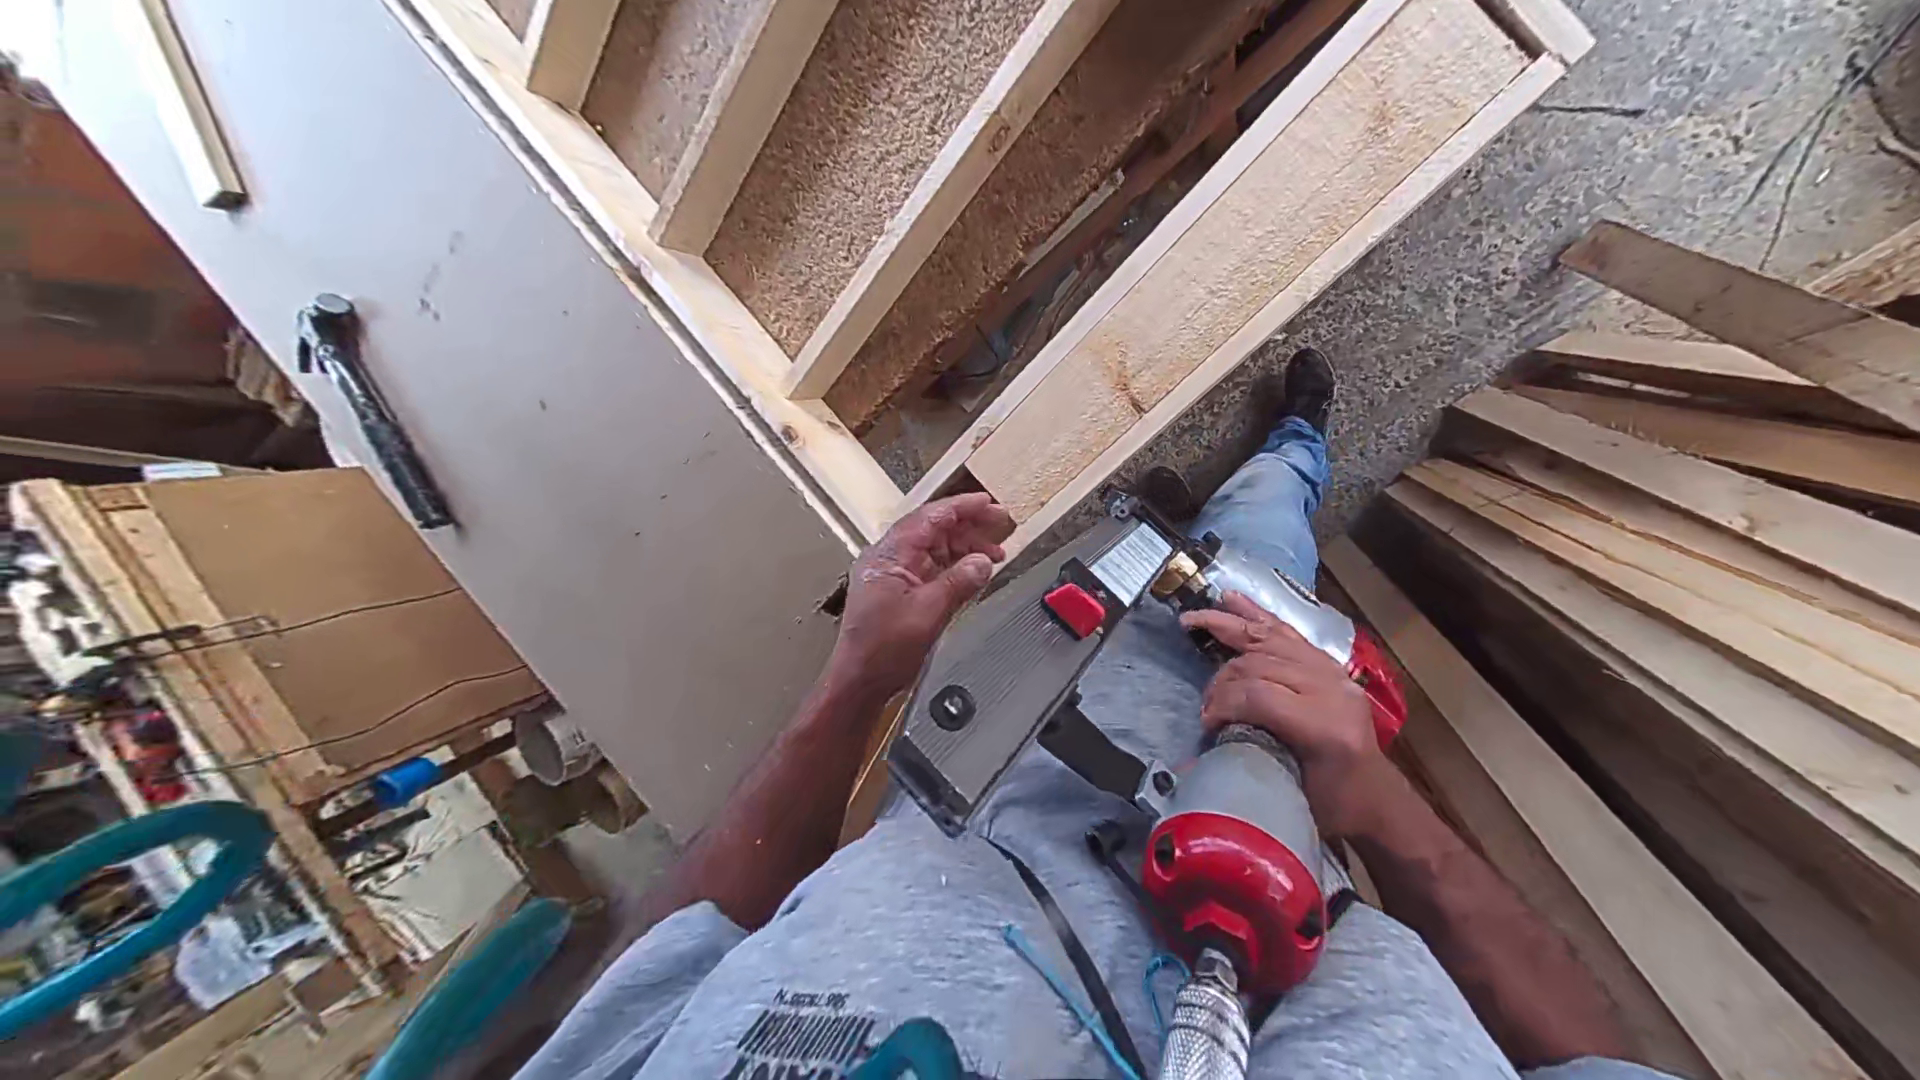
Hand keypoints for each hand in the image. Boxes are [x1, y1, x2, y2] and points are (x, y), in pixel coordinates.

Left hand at [826, 493, 1015, 702]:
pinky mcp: (900, 592)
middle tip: (1000, 524)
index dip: (962, 508)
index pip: (930, 517)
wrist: (860, 681)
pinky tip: (974, 572)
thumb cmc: (880, 651)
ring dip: (965, 547)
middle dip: (969, 526)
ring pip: (935, 548)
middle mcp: (889, 559)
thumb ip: (958, 583)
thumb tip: (982, 562)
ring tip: (994, 553)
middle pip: (934, 529)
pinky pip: (932, 568)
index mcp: (888, 555)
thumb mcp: (928, 613)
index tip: (988, 504)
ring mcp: (894, 575)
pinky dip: (955, 567)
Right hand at [1180, 593, 1394, 835]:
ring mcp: (1332, 673)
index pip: (1258, 695)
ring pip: (1269, 639)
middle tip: (1207, 705)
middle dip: (1222, 680)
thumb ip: (1243, 763)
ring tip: (1193, 619)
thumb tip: (1189, 760)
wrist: (1376, 799)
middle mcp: (1331, 690)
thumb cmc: (1333, 806)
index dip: (1223, 704)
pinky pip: (1286, 633)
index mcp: (1325, 726)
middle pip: (1259, 664)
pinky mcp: (1328, 665)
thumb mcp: (1288, 794)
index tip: (1207, 725)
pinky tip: (1232, 601)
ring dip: (1228, 627)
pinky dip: (1256, 616)